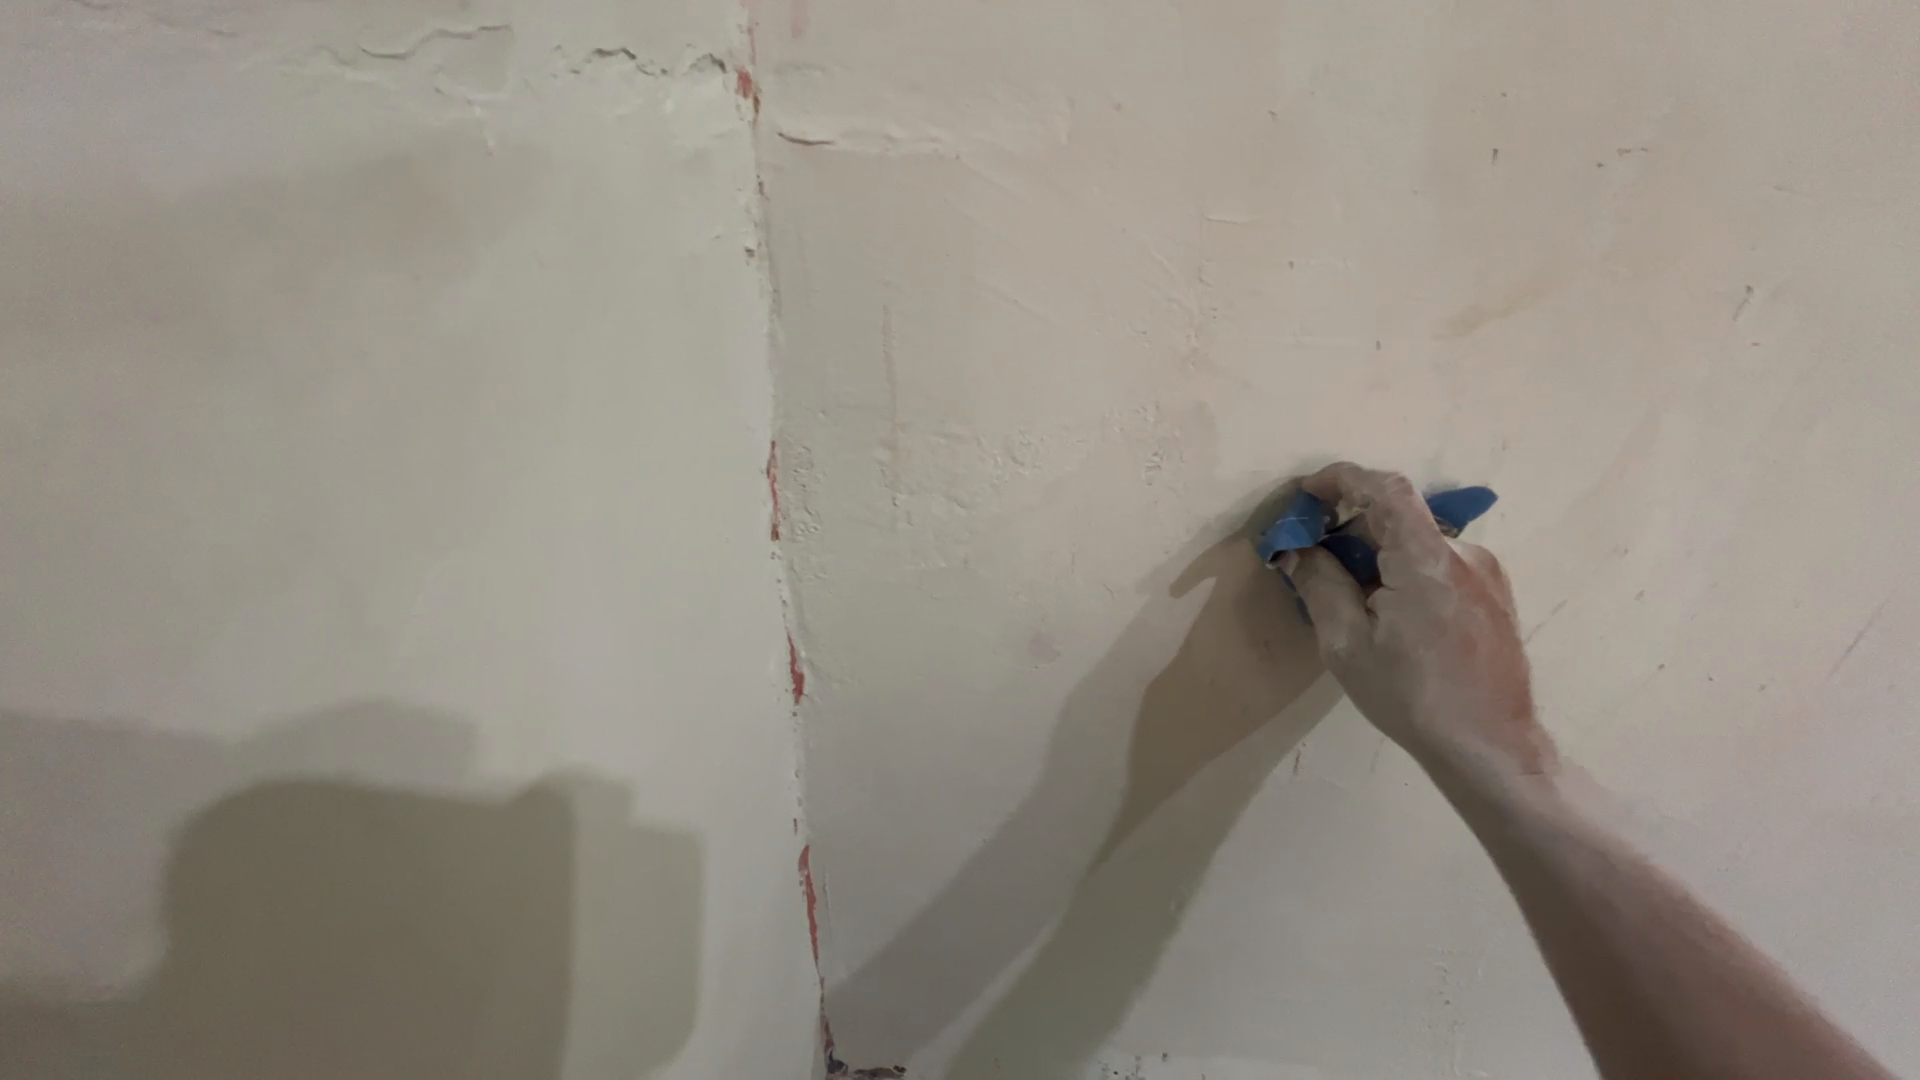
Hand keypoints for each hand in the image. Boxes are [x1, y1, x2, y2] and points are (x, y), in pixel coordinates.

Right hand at [1278, 463, 1556, 783]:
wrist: (1489, 746)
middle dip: (1347, 522)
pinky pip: (1435, 561)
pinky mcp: (1492, 594)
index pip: (1386, 490)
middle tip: (1310, 552)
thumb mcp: (1346, 645)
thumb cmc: (1411, 697)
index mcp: (1426, 561)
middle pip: (1398, 514)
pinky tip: (1381, 606)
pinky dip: (1399, 566)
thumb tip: (1295, 551)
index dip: (1342, 478)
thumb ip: (1320, 585)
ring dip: (1373, 549)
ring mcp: (1484, 573)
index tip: (1307, 492)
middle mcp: (1464, 554)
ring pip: (1416, 540)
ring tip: (1343, 589)